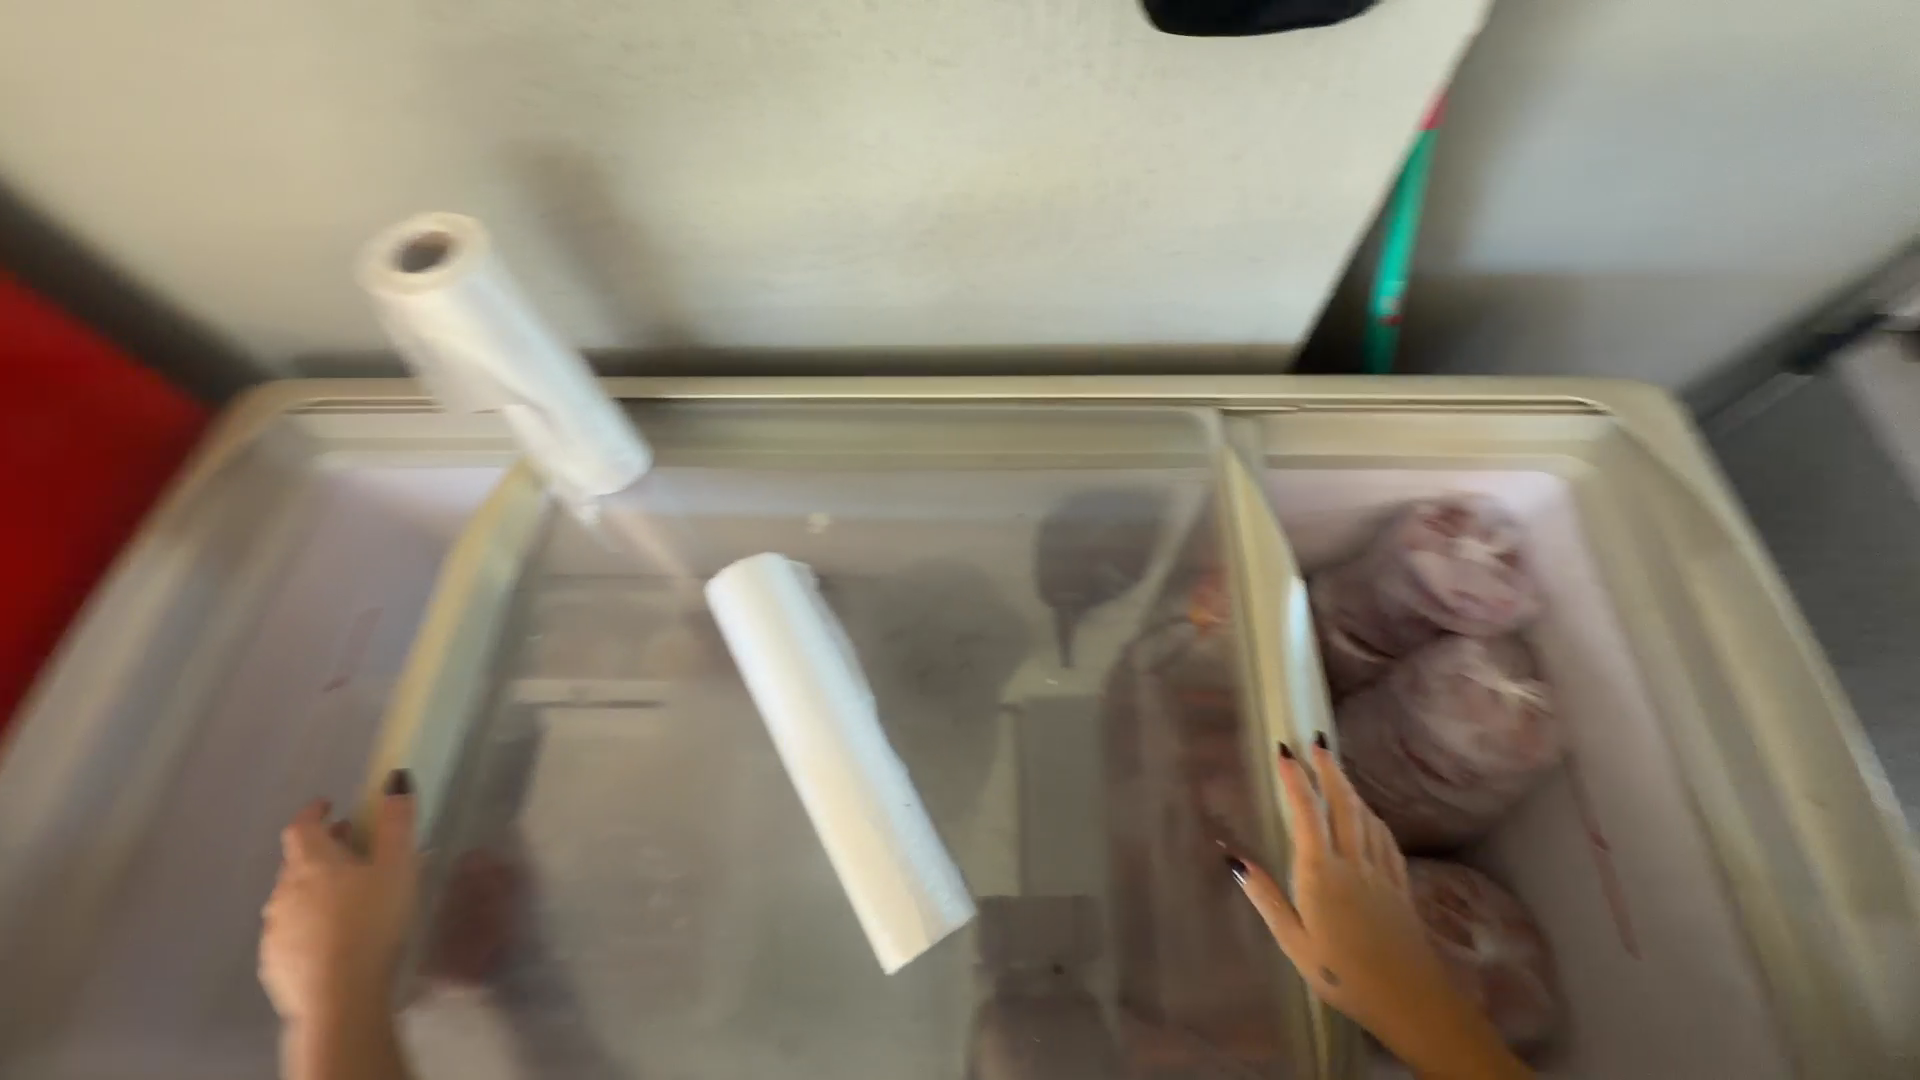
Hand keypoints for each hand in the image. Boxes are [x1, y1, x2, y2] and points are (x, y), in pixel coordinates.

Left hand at [260, 771, 417, 1024]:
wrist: (339, 994)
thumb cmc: (373, 918)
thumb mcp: (398, 864)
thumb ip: (397, 822)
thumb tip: (394, 779)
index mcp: (311, 863)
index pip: (301, 826)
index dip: (314, 811)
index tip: (330, 804)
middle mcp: (283, 892)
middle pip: (297, 861)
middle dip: (322, 849)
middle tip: (350, 847)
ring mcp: (275, 929)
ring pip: (292, 896)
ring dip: (314, 886)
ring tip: (346, 893)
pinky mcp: (274, 962)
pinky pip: (291, 929)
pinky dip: (309, 920)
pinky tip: (333, 935)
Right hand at [1225, 740, 1528, 1079]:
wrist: (1413, 1002)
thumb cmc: (1343, 975)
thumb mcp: (1294, 942)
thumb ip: (1266, 897)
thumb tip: (1233, 858)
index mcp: (1322, 874)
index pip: (1306, 814)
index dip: (1295, 780)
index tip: (1284, 751)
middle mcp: (1353, 863)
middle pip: (1342, 805)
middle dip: (1329, 770)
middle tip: (1317, 741)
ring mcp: (1380, 873)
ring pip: (1365, 817)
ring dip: (1350, 788)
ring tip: (1336, 768)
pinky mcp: (1399, 887)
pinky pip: (1385, 840)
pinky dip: (1373, 818)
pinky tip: (1369, 816)